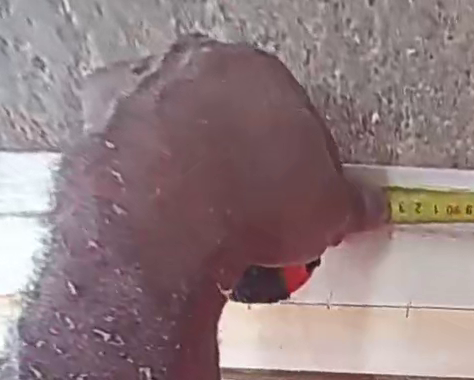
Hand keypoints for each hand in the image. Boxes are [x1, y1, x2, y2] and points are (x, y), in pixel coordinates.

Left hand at [77, 37, 376, 277]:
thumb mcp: (335, 212)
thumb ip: (355, 202)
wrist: (170, 217)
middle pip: (247, 118)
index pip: (308, 121)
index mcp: (265, 72)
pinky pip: (153, 153)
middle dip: (265, 162)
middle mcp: (201, 63)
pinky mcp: (106, 118)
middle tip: (282, 210)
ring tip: (240, 222)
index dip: (319, 170)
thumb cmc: (251, 198)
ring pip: (199, 132)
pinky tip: (195, 214)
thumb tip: (367, 205)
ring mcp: (148, 85)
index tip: (320, 198)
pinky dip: (172, 179)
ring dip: (219, 171)